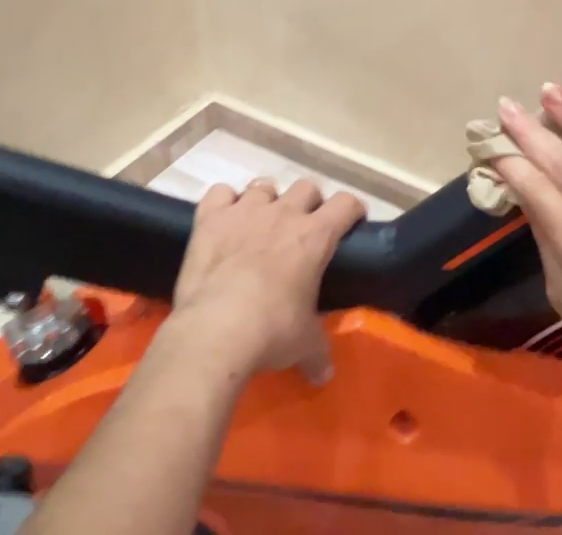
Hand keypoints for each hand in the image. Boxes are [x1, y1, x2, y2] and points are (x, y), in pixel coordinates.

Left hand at [164, 177, 365, 384]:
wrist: (215, 331)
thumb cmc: (271, 332)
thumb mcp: (304, 344)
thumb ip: (317, 352)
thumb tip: (324, 375)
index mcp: (316, 236)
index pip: (346, 203)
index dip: (351, 210)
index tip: (350, 223)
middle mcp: (284, 213)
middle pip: (306, 187)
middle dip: (308, 203)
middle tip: (302, 229)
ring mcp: (245, 212)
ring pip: (263, 185)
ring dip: (267, 200)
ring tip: (260, 223)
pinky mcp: (210, 219)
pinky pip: (219, 193)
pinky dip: (223, 203)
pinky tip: (223, 220)